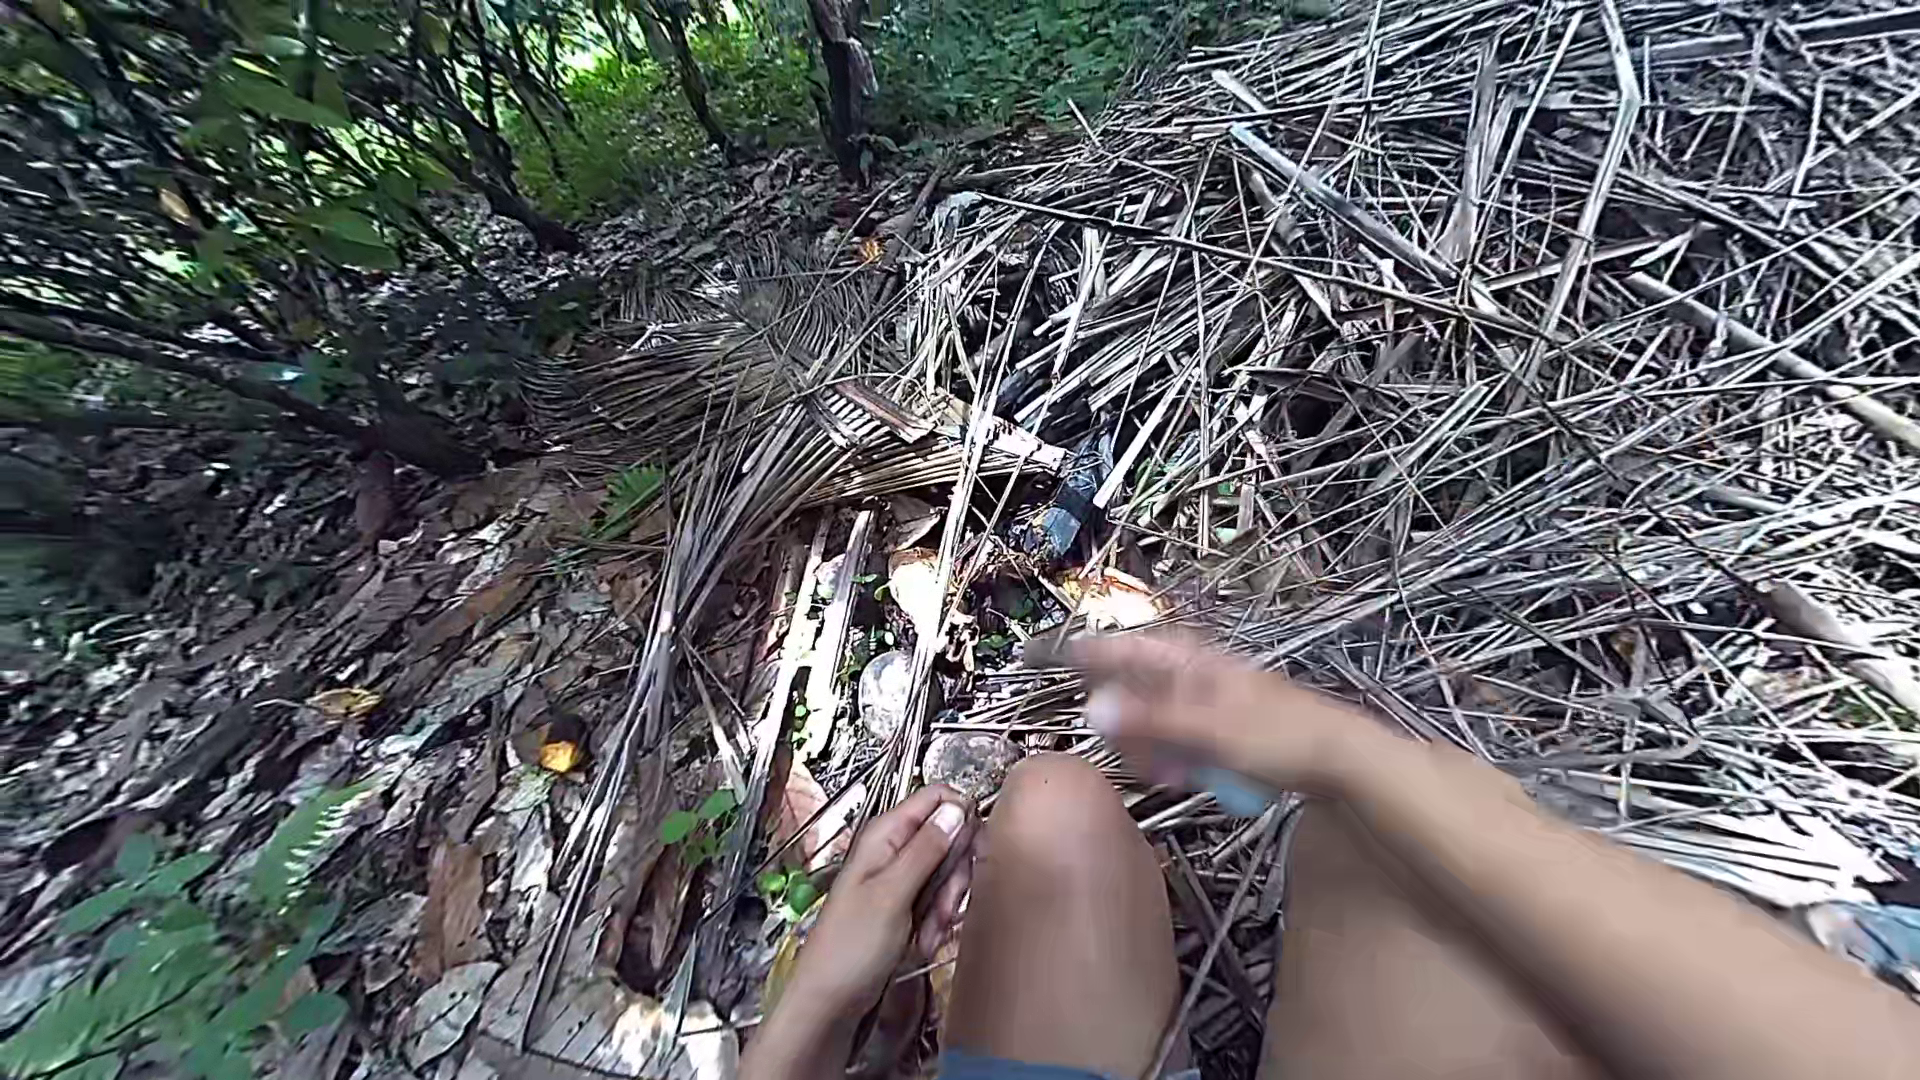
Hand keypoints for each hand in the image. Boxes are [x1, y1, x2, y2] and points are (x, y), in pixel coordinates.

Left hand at [747, 784, 975, 1079]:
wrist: (827, 1006)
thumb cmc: (850, 947)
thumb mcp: (892, 894)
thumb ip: (927, 849)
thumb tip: (957, 807)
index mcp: (886, 833)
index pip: (936, 798)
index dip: (960, 817)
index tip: (971, 850)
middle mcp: (895, 848)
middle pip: (948, 838)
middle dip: (954, 874)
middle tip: (944, 905)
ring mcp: (901, 877)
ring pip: (947, 873)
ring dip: (946, 905)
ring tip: (928, 931)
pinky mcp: (906, 905)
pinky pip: (938, 901)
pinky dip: (937, 923)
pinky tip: (923, 943)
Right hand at [1050, 632, 1390, 796]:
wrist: (1343, 761)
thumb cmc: (1278, 734)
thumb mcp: (1209, 729)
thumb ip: (1148, 720)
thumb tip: (1092, 711)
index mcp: (1189, 660)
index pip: (1128, 646)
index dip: (1093, 651)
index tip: (1061, 658)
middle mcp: (1191, 675)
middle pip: (1135, 689)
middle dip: (1128, 723)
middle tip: (1131, 755)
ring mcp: (1203, 701)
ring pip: (1154, 719)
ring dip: (1151, 747)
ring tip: (1166, 773)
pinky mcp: (1215, 728)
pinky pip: (1177, 738)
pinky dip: (1173, 756)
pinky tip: (1183, 775)